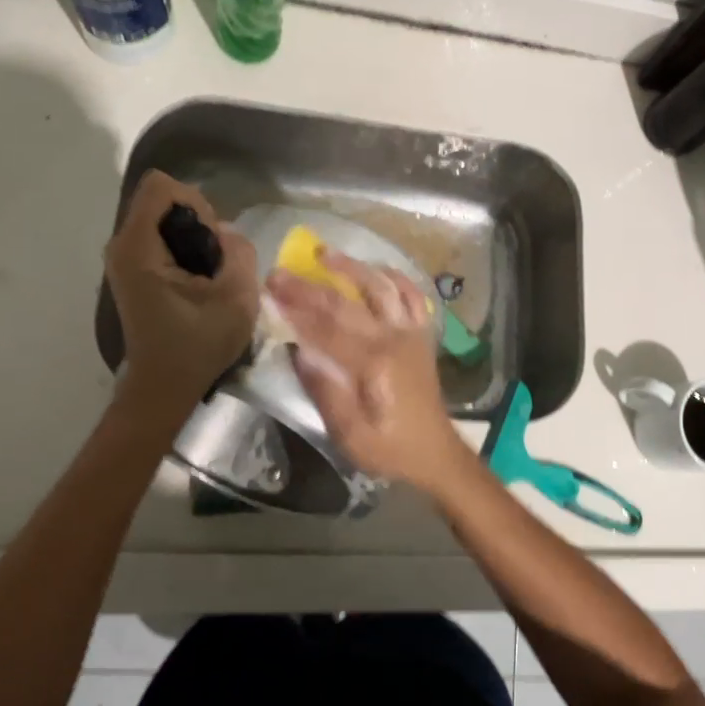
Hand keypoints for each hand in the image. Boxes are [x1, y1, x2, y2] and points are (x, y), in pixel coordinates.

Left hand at [104, 170, 258, 409]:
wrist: (163, 387)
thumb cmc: (198, 344)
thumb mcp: (237, 295)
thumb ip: (238, 249)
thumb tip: (223, 234)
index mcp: (138, 246)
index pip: (163, 187)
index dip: (197, 204)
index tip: (212, 242)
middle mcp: (122, 245)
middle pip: (163, 199)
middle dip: (197, 221)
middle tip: (215, 262)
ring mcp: (123, 258)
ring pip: (163, 217)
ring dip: (193, 236)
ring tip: (208, 274)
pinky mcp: (131, 270)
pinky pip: (160, 236)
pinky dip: (184, 249)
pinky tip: (197, 282)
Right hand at [267, 251, 471, 491]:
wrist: (435, 452)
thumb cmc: (389, 448)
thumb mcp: (349, 433)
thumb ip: (325, 390)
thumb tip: (299, 350)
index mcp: (375, 363)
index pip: (327, 328)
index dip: (296, 309)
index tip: (269, 293)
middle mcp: (395, 338)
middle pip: (346, 303)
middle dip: (310, 287)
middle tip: (279, 273)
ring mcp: (412, 332)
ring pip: (382, 287)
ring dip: (353, 267)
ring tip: (324, 253)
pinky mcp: (422, 334)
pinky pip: (412, 295)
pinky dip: (394, 278)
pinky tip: (377, 268)